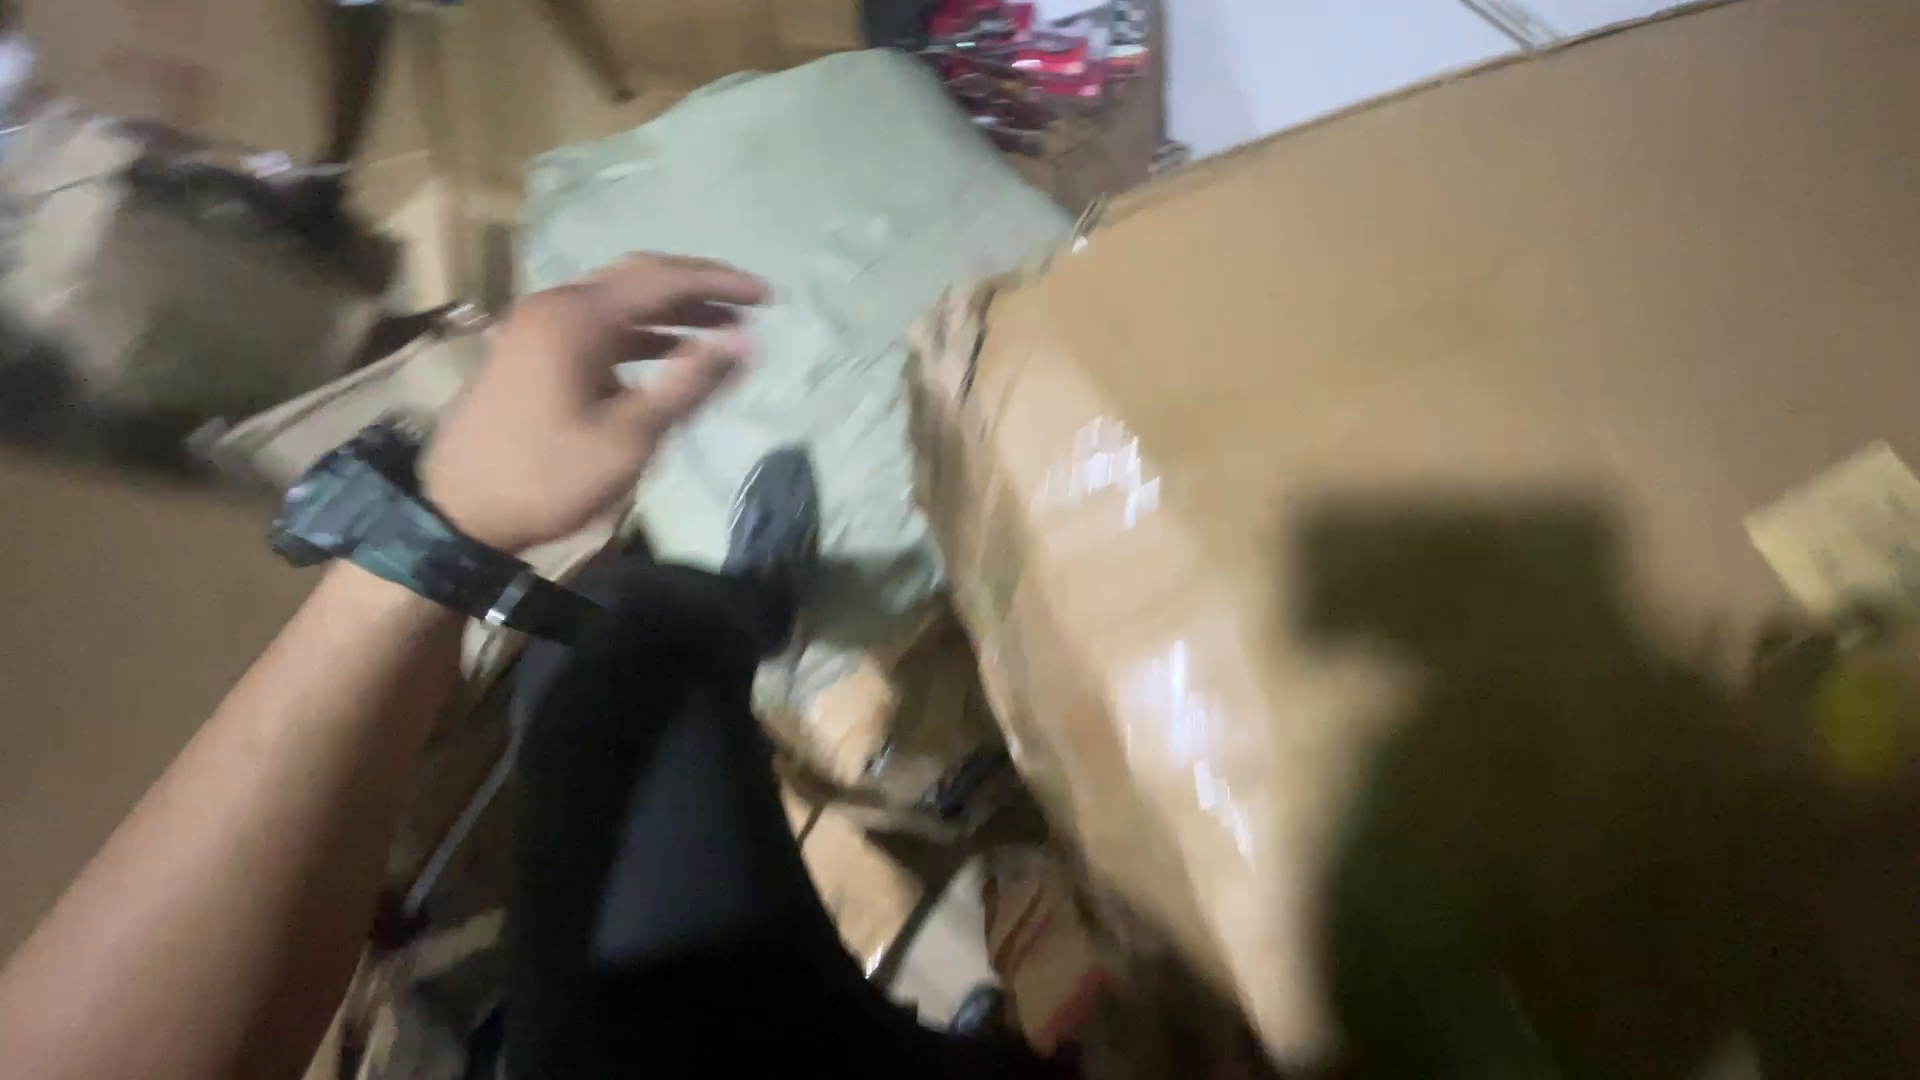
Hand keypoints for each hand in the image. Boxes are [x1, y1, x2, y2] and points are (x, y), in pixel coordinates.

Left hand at [423, 254, 768, 551]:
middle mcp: (556, 307)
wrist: (460, 510)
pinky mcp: (537, 352)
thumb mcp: (631, 435)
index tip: (770, 297)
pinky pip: (603, 327)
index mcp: (577, 317)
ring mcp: (541, 327)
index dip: (720, 283)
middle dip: (699, 287)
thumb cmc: (550, 475)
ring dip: (674, 311)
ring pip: (621, 302)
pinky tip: (674, 352)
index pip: (663, 280)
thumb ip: (690, 383)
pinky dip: (645, 334)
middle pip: (640, 278)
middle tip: (750, 302)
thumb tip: (745, 342)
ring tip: (725, 326)